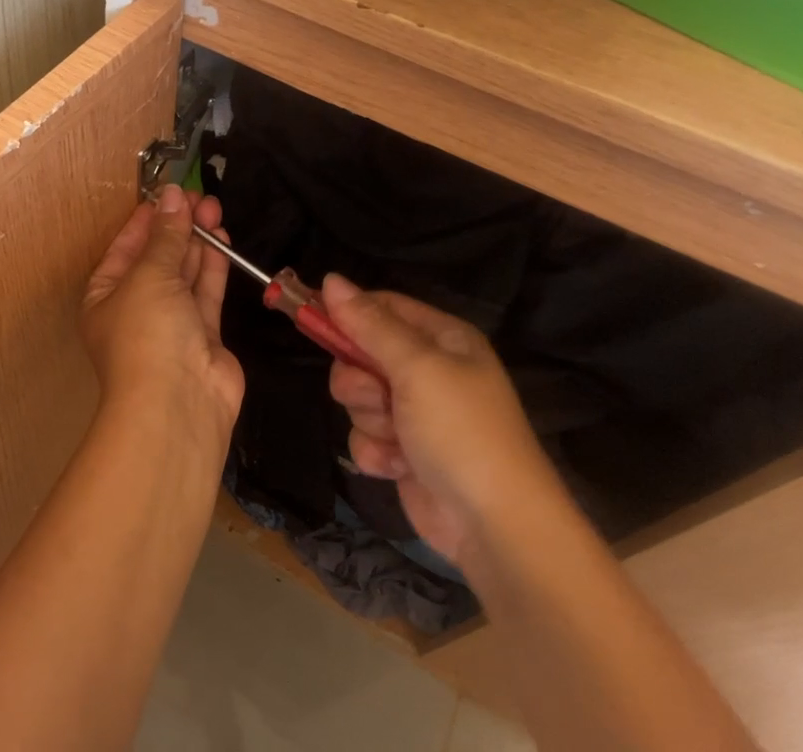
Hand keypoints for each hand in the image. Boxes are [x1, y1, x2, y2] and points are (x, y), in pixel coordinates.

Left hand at [80, 185, 243, 451]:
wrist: (178, 403)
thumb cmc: (146, 333)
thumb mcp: (149, 276)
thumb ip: (166, 237)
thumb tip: (173, 194)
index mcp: (104, 297)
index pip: (123, 249)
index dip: (145, 221)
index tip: (168, 193)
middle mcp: (134, 309)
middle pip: (156, 259)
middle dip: (176, 227)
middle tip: (199, 197)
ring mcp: (170, 324)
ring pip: (184, 274)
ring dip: (197, 242)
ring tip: (214, 208)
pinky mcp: (203, 336)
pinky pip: (206, 293)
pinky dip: (213, 267)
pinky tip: (222, 239)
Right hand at [320, 275, 566, 566]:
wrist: (492, 522)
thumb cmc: (461, 431)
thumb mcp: (417, 368)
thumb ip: (370, 325)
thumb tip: (332, 279)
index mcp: (442, 339)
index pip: (381, 307)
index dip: (346, 312)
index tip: (310, 318)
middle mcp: (428, 370)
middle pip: (359, 354)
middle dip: (359, 380)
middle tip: (381, 397)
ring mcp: (414, 413)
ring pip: (356, 398)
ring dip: (369, 421)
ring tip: (399, 439)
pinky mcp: (402, 451)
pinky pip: (363, 436)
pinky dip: (376, 452)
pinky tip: (400, 467)